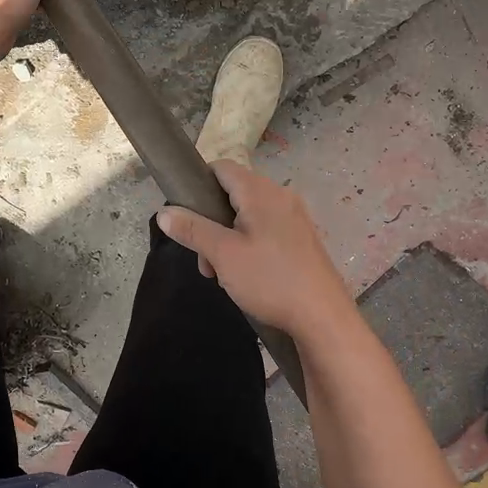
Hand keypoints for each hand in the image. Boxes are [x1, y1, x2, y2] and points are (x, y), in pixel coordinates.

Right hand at [157, 161, 351, 338]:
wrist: (325, 320)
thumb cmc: (271, 280)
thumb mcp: (222, 254)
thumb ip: (192, 229)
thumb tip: (163, 212)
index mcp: (260, 191)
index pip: (221, 168)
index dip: (199, 184)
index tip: (186, 215)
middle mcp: (280, 195)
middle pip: (234, 194)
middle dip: (211, 222)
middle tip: (205, 259)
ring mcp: (295, 218)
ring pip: (249, 216)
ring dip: (228, 239)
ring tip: (222, 275)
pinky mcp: (303, 240)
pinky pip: (266, 230)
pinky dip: (249, 246)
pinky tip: (247, 278)